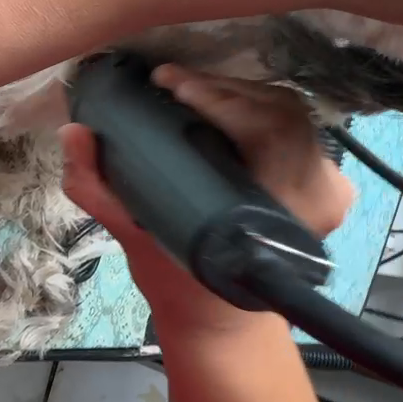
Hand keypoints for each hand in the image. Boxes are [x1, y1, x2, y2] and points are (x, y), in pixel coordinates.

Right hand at [60, 65, 352, 336]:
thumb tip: (72, 131)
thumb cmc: (178, 285)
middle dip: (222, 89)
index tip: (169, 84)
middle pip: (280, 111)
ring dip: (236, 95)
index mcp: (284, 210)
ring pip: (289, 114)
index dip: (219, 97)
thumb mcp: (132, 237)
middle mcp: (321, 192)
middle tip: (170, 84)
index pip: (268, 129)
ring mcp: (329, 185)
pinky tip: (214, 107)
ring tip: (186, 91)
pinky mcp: (323, 179)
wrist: (215, 318)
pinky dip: (251, 109)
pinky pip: (292, 128)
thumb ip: (96, 188)